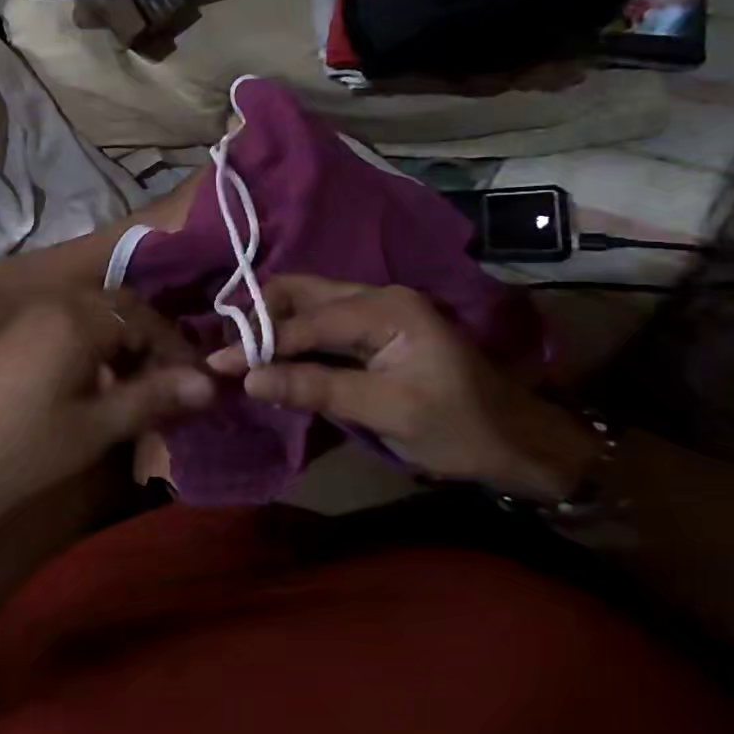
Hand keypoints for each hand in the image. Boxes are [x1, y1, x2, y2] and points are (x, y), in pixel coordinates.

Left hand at [0, 292, 213, 529]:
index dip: (180, 351)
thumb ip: (154, 398)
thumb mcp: (95, 427)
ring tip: (142, 391)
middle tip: (174, 387)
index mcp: (79, 318)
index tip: (201, 387)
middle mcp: (57, 305)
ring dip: (128, 348)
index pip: (149, 320)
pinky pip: (74, 328)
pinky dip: (100, 350)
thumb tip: (212, 384)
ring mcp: (33, 318)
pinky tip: (101, 388)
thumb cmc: (20, 448)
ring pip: (100, 319)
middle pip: (125, 312)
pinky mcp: (17, 337)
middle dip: (155, 345)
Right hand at [208, 275, 598, 501]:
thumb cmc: (456, 427)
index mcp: (387, 307)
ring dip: (274, 324)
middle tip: (224, 348)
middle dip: (260, 317)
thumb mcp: (386, 411)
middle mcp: (379, 296)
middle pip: (305, 293)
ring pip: (311, 304)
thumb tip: (251, 379)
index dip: (260, 342)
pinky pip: (324, 322)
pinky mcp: (377, 330)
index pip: (308, 320)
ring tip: (238, 350)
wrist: (515, 440)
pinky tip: (272, 352)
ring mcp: (379, 310)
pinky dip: (295, 335)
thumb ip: (317, 388)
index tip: (218, 364)